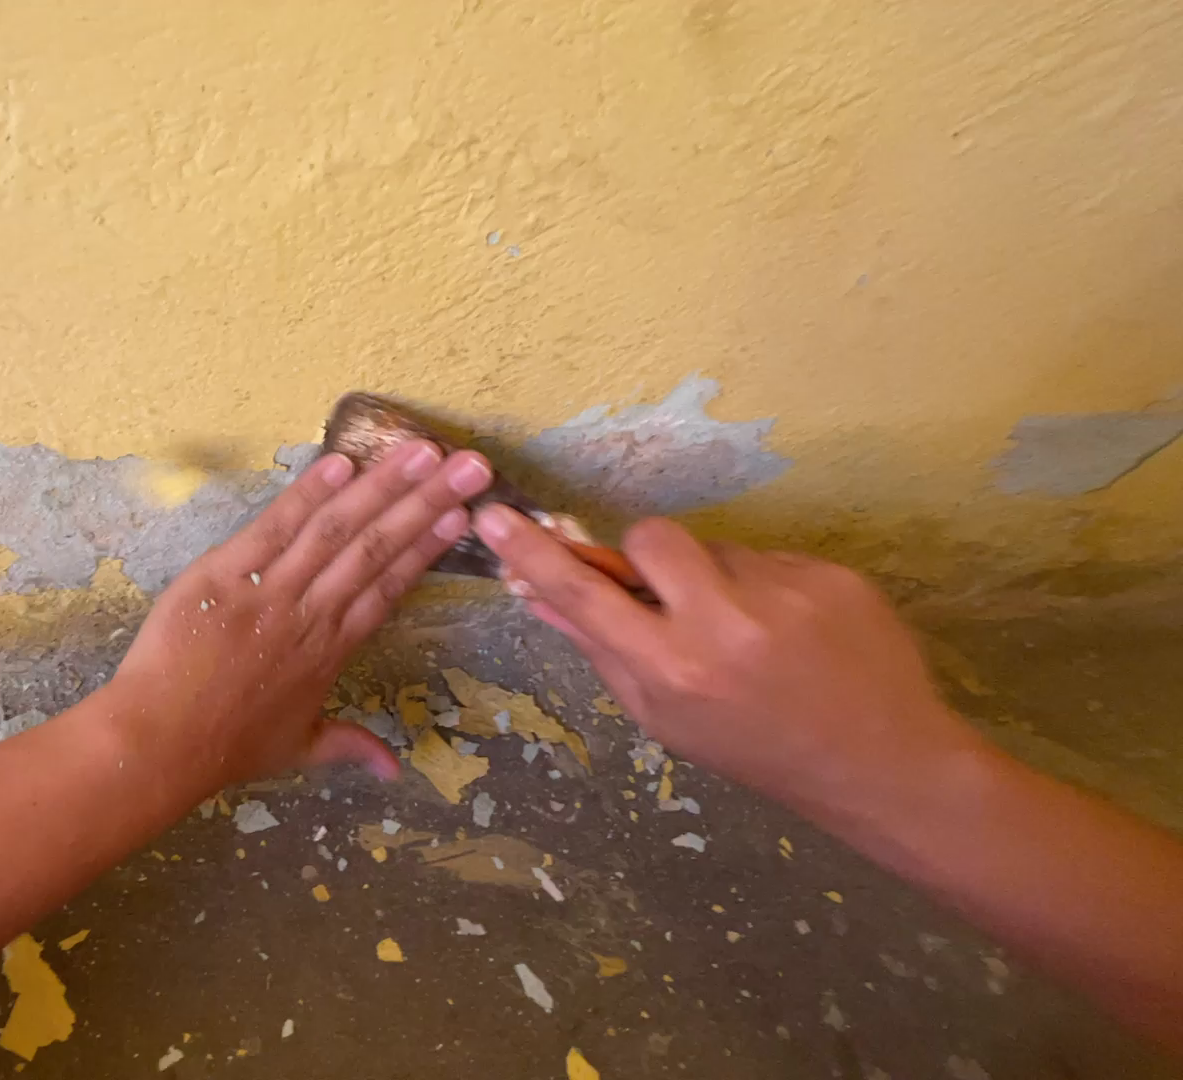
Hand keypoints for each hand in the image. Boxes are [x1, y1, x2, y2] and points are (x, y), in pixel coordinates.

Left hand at [104, 441, 493, 792]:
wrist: (161, 741)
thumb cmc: (227, 745)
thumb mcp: (297, 748)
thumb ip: (350, 746)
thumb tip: (396, 770)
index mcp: (332, 650)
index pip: (389, 588)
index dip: (426, 549)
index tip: (462, 517)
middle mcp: (312, 614)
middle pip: (376, 549)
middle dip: (426, 504)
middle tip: (470, 466)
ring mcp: (270, 591)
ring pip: (335, 531)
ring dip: (382, 488)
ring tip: (422, 452)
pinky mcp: (224, 573)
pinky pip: (273, 529)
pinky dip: (306, 495)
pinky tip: (340, 465)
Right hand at [474, 505, 984, 827]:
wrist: (882, 764)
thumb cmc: (748, 746)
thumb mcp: (658, 713)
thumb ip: (597, 647)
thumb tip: (536, 593)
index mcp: (671, 668)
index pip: (583, 595)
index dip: (533, 554)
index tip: (496, 517)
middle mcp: (724, 625)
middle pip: (652, 538)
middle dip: (647, 556)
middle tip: (669, 594)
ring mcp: (785, 594)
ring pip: (712, 547)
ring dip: (711, 577)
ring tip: (747, 627)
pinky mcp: (832, 576)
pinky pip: (765, 556)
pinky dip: (760, 584)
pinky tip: (789, 627)